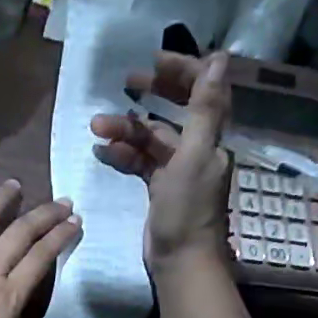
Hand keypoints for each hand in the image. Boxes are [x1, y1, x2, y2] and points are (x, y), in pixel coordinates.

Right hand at [89, 51, 232, 271]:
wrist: (180, 259)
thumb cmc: (188, 209)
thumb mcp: (194, 155)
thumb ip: (204, 109)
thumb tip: (220, 58)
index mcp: (211, 137)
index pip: (203, 91)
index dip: (183, 70)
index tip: (154, 61)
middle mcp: (197, 148)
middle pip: (176, 110)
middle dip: (152, 93)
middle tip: (126, 82)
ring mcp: (177, 169)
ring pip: (152, 138)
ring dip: (126, 128)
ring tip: (96, 126)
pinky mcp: (159, 188)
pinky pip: (141, 162)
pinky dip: (124, 153)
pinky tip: (103, 150)